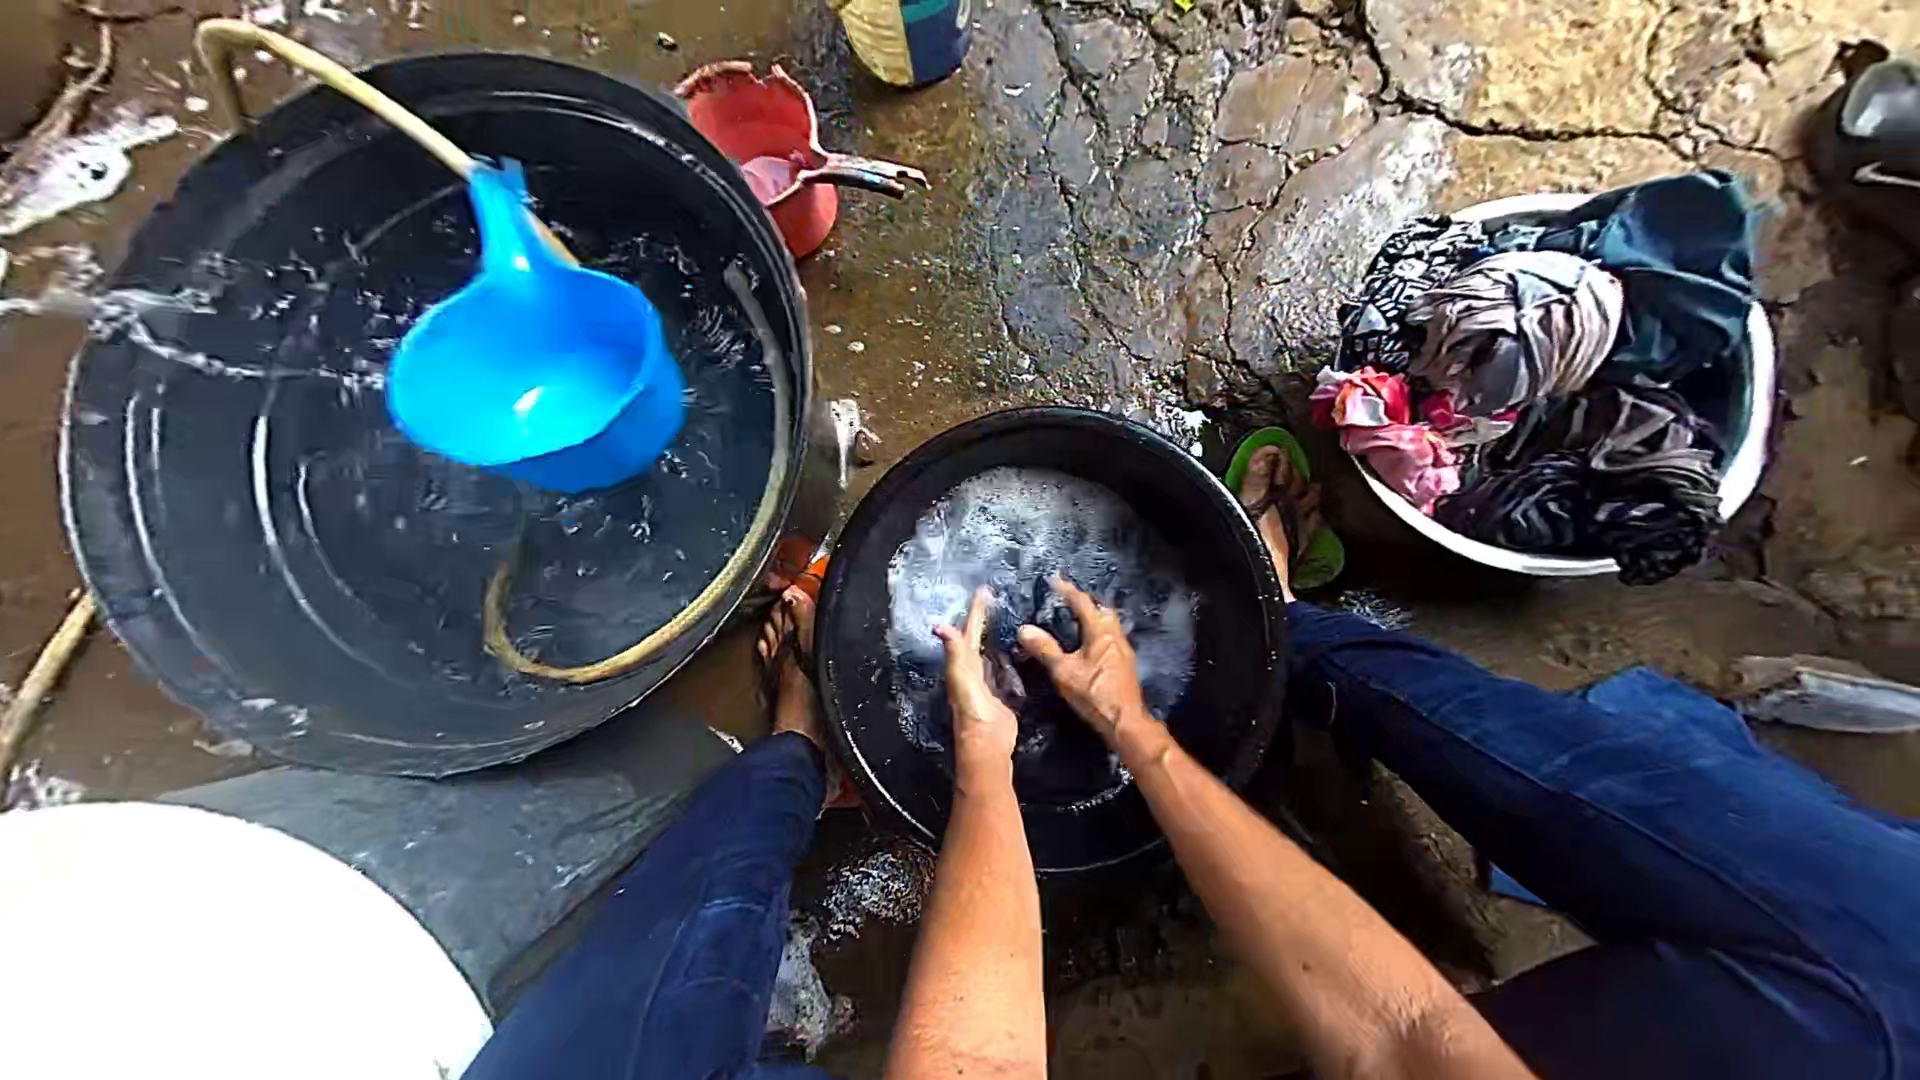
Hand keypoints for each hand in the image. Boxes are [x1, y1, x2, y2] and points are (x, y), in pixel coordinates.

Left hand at [934, 586, 1018, 782]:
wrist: (986, 742)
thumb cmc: (973, 709)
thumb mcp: (961, 676)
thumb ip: (954, 650)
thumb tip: (938, 624)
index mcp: (963, 661)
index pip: (969, 629)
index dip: (976, 610)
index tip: (984, 590)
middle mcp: (973, 668)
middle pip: (979, 636)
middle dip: (985, 618)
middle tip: (995, 598)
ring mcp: (987, 680)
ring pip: (990, 650)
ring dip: (996, 635)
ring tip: (1006, 618)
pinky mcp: (1002, 692)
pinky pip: (1005, 668)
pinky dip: (1009, 656)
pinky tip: (1018, 651)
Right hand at [1016, 577, 1154, 746]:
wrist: (1124, 722)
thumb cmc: (1094, 694)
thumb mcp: (1063, 672)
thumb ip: (1045, 649)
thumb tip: (1024, 630)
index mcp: (1100, 632)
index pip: (1082, 603)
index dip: (1067, 590)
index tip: (1055, 580)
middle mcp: (1115, 635)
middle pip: (1102, 609)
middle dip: (1085, 601)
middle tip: (1068, 599)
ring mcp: (1124, 649)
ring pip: (1109, 624)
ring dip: (1094, 617)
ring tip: (1076, 619)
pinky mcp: (1125, 663)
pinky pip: (1111, 637)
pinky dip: (1098, 632)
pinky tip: (1089, 643)